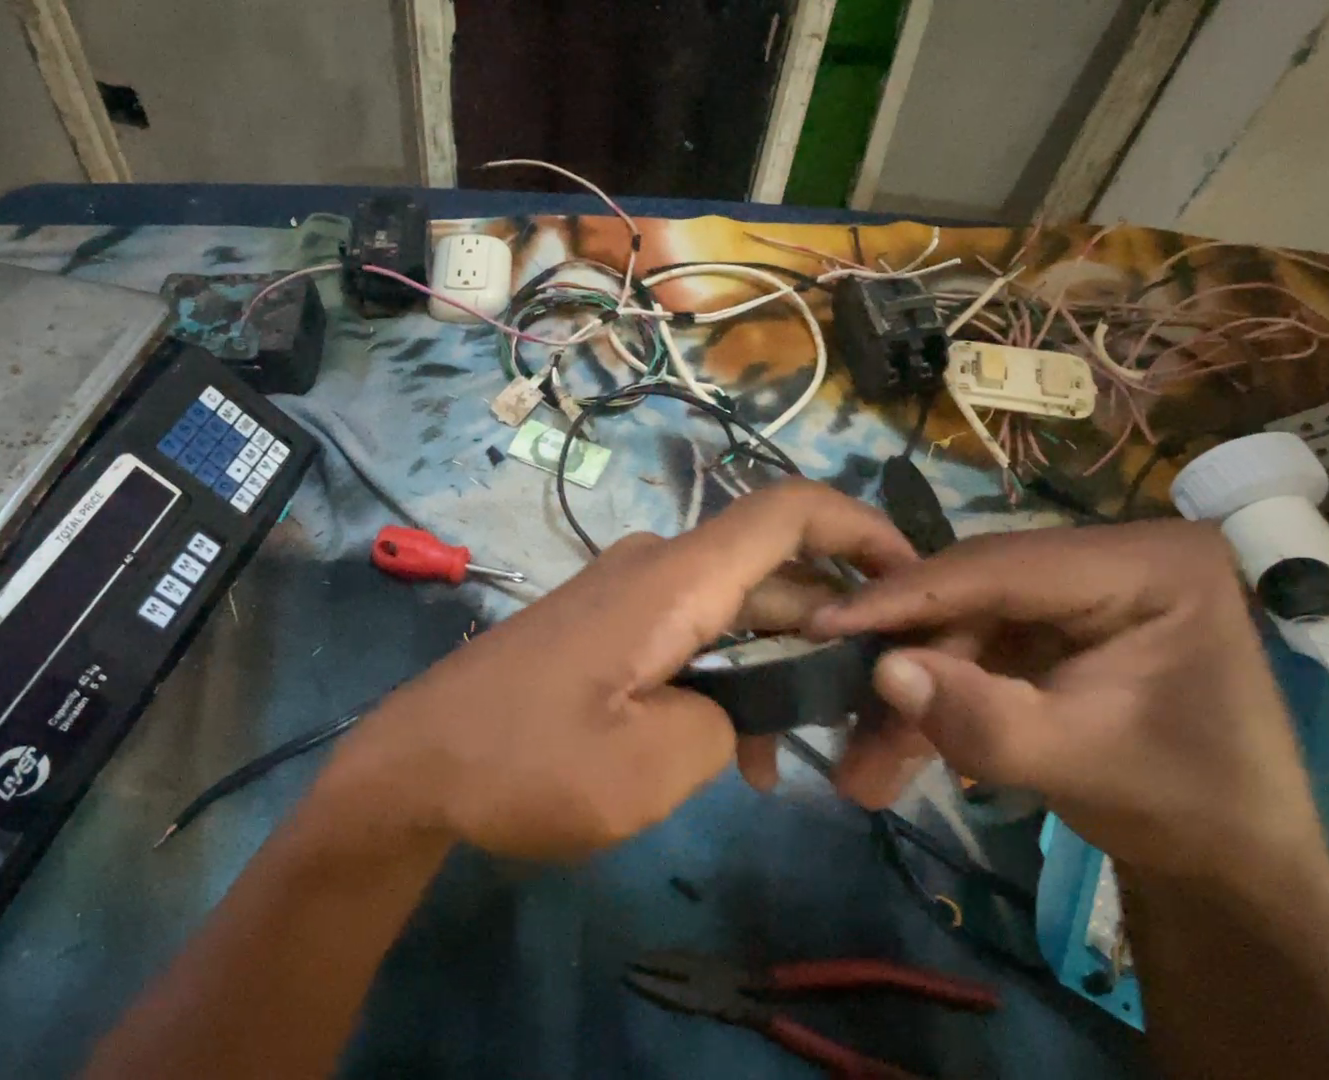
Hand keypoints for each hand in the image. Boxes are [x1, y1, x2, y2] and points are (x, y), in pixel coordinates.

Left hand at [322, 480, 920, 859]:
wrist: (413, 768)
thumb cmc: (524, 764)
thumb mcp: (647, 769)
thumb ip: (726, 726)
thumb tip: (736, 709)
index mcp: (671, 583)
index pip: (787, 512)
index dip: (862, 528)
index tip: (915, 578)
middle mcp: (652, 570)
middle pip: (770, 572)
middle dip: (831, 630)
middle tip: (875, 707)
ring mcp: (623, 598)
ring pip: (732, 613)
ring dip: (776, 671)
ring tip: (798, 757)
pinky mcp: (602, 630)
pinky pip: (688, 637)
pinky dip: (725, 681)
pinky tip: (735, 753)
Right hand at [809, 521, 1325, 883]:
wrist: (1230, 865)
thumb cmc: (1187, 807)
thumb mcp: (1079, 763)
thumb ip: (981, 718)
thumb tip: (882, 671)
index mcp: (1150, 563)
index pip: (1002, 567)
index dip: (904, 596)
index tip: (823, 624)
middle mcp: (1110, 557)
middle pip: (971, 594)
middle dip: (905, 661)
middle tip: (834, 705)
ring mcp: (1077, 592)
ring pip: (960, 627)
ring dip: (912, 693)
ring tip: (863, 765)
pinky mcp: (1054, 628)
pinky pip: (974, 650)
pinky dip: (935, 699)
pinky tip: (895, 752)